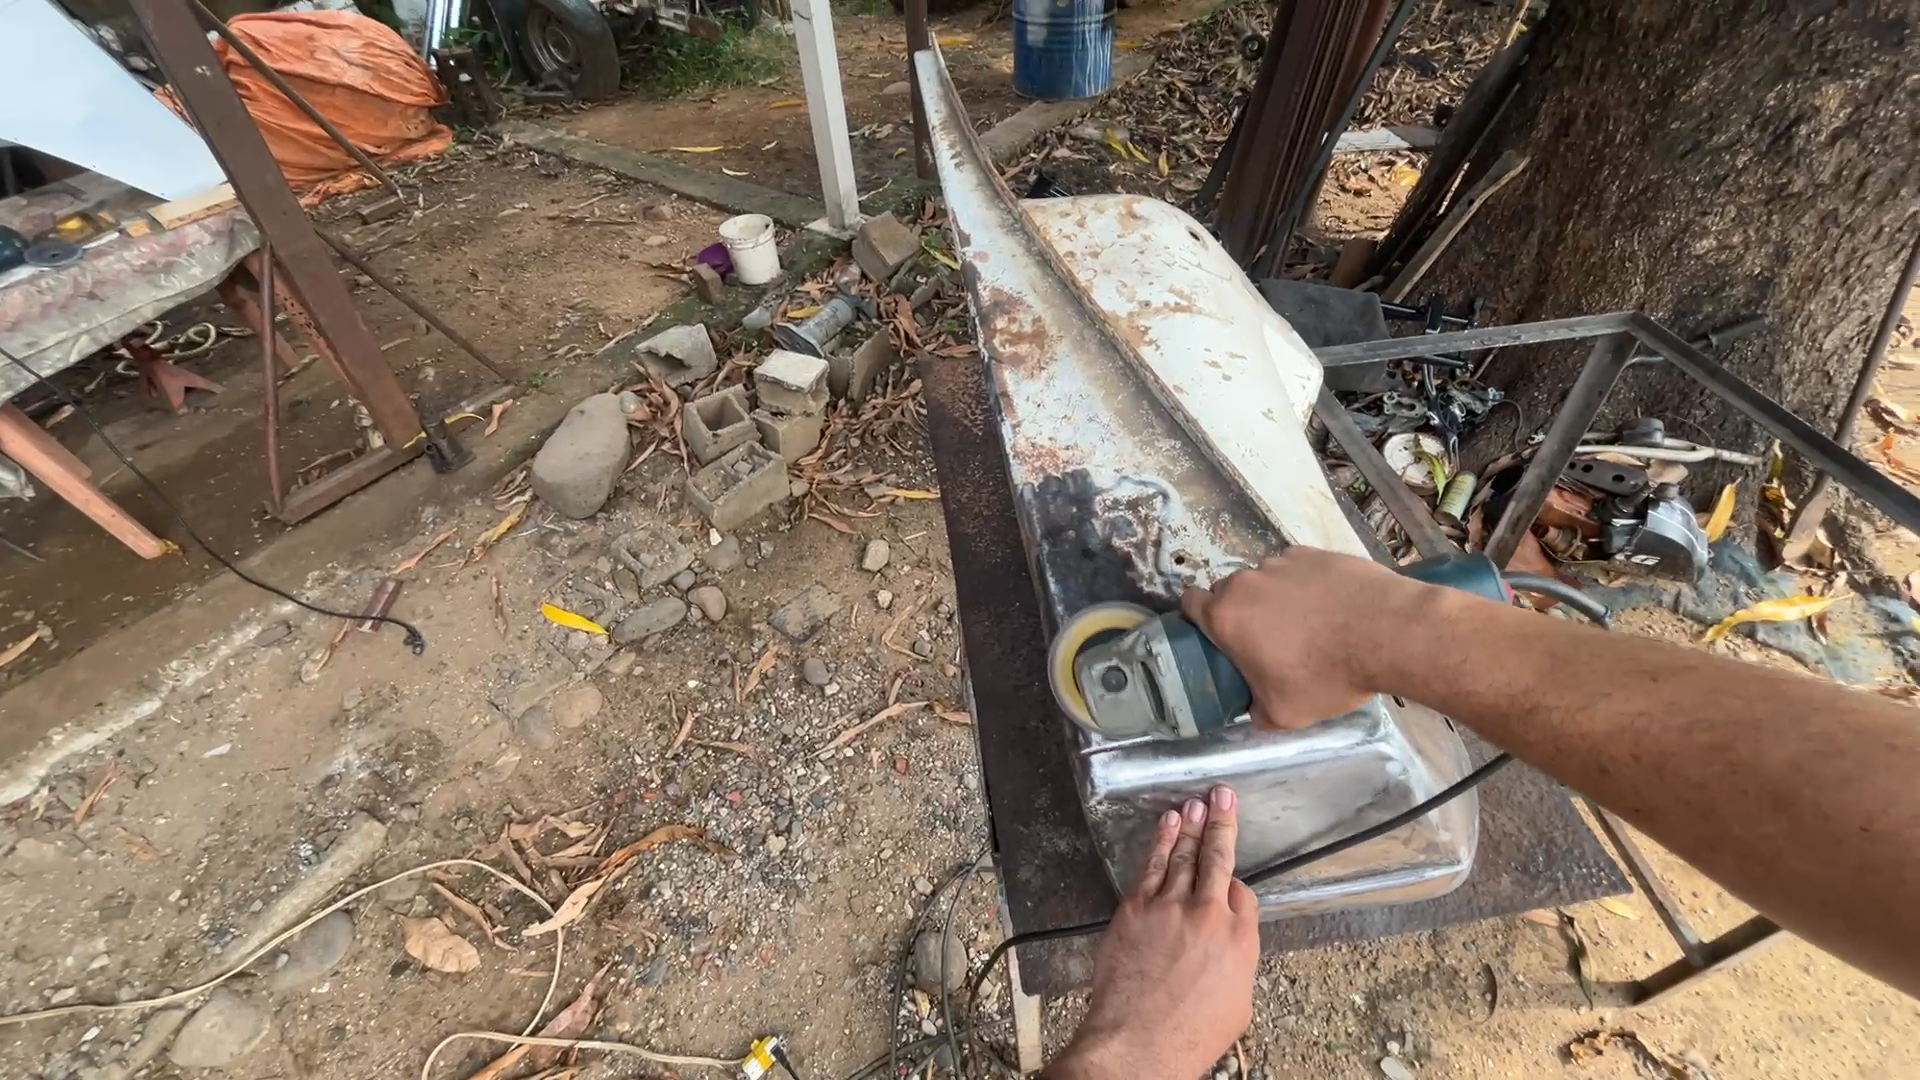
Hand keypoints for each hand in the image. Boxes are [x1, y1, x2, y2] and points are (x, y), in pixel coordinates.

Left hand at [1046, 786, 1259, 1079]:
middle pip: (1218, 858)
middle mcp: (1208, 914)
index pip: (1244, 895)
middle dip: (1222, 823)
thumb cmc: (1191, 1034)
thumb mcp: (1237, 1003)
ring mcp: (1170, 906)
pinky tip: (1167, 823)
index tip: (1229, 885)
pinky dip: (1160, 840)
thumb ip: (1235, 957)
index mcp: (1240, 941)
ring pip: (1183, 854)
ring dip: (1191, 825)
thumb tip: (1227, 935)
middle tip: (1223, 795)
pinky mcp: (1137, 905)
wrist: (1138, 1041)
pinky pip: (1152, 864)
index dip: (1237, 888)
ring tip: (1197, 802)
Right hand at [1180, 547, 1415, 729]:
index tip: (1215, 635)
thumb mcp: (1284, 714)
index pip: (1189, 602)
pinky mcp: (1312, 553)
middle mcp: (1244, 584)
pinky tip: (1328, 603)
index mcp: (1225, 617)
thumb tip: (1251, 712)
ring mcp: (1279, 563)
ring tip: (1306, 621)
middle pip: (1227, 591)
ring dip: (1273, 597)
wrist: (1389, 633)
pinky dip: (1303, 583)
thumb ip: (1255, 713)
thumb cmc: (1327, 675)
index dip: (1197, 618)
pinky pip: (1295, 568)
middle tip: (1265, 638)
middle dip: (1239, 611)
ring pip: (1263, 580)